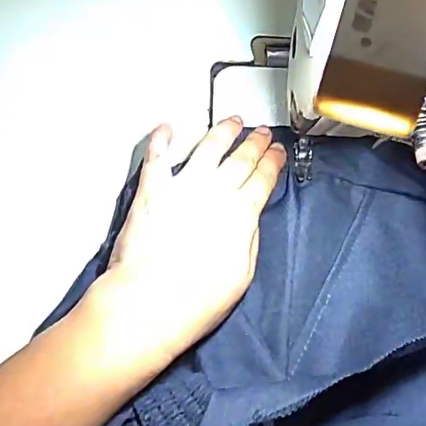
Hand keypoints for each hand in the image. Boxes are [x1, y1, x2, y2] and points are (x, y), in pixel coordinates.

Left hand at [71, 118, 285, 382]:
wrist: (148, 304)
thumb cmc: (193, 301)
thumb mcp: (242, 275)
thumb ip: (248, 239)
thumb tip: (248, 220)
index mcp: (240, 214)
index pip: (263, 178)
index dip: (273, 162)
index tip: (277, 153)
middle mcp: (214, 193)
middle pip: (241, 158)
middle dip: (255, 142)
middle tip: (262, 133)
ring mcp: (182, 187)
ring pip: (208, 146)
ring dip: (222, 131)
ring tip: (231, 122)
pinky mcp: (152, 190)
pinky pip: (158, 155)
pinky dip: (163, 138)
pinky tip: (168, 128)